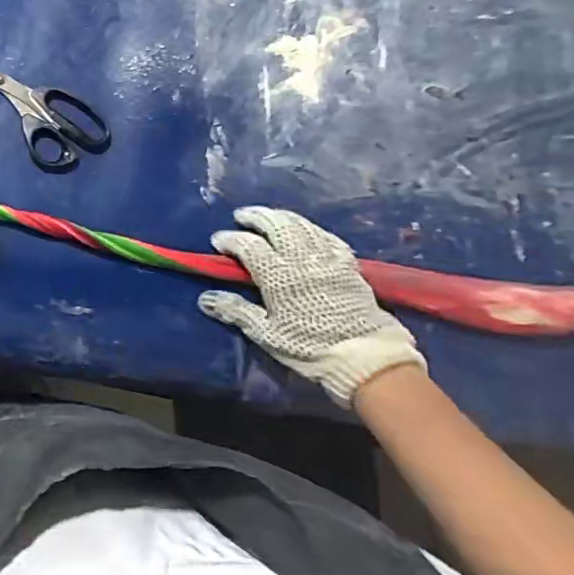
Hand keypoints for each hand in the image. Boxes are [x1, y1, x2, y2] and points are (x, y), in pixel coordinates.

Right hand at [197, 206, 424, 407]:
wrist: (367, 359)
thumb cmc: (309, 347)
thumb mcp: (266, 333)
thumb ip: (236, 311)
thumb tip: (205, 299)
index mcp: (279, 277)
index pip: (250, 246)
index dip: (231, 240)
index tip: (218, 241)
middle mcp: (304, 262)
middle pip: (279, 227)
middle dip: (257, 218)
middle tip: (241, 216)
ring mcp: (329, 262)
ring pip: (304, 228)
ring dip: (283, 218)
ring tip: (269, 216)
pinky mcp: (349, 268)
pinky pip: (329, 239)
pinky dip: (312, 230)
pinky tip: (306, 230)